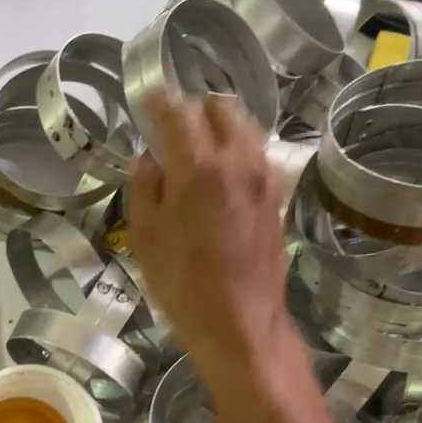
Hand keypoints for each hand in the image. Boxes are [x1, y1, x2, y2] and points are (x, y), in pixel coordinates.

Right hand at [128, 92, 300, 381]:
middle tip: (171, 125)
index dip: (158, 101)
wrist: (239, 323)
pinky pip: (257, 153)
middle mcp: (237, 160)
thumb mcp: (144, 237)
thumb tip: (147, 160)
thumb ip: (144, 188)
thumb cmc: (182, 284)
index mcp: (198, 167)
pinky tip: (220, 172)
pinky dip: (236, 148)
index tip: (145, 100)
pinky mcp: (277, 196)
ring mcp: (264, 176)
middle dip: (193, 107)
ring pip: (244, 126)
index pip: (177, 112)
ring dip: (219, 125)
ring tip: (197, 145)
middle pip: (220, 107)